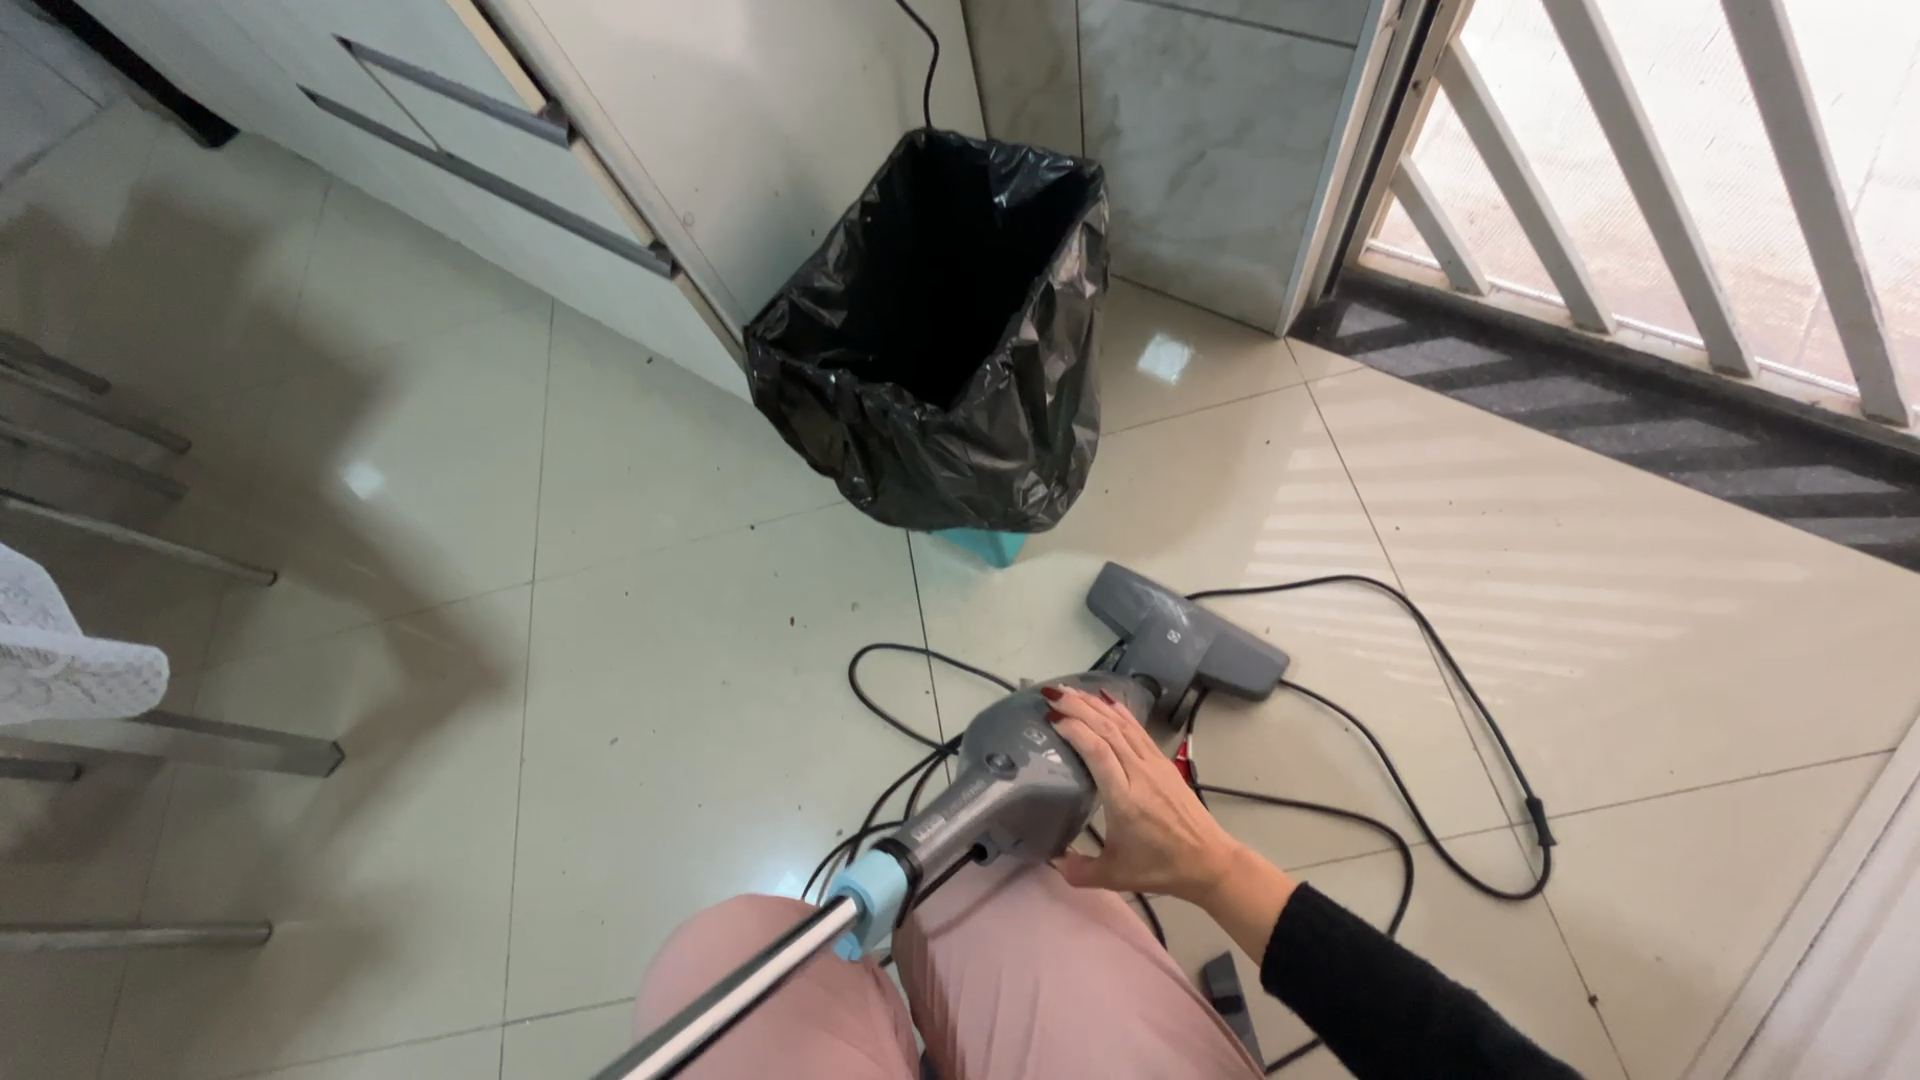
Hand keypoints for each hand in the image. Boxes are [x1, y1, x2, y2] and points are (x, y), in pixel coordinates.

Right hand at [1042, 686, 1242, 902]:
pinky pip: (1137, 729)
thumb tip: (1050, 860)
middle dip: (1078, 707)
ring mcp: (1153, 764)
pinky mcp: (1162, 761)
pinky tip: (1105, 700)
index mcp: (1124, 798)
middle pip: (1107, 729)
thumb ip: (1078, 870)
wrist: (1209, 861)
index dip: (1075, 730)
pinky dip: (1119, 711)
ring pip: (1122, 725)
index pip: (1098, 751)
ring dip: (1094, 705)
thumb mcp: (1114, 876)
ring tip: (1070, 691)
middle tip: (1051, 693)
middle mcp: (1139, 773)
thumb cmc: (1161, 867)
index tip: (1051, 718)